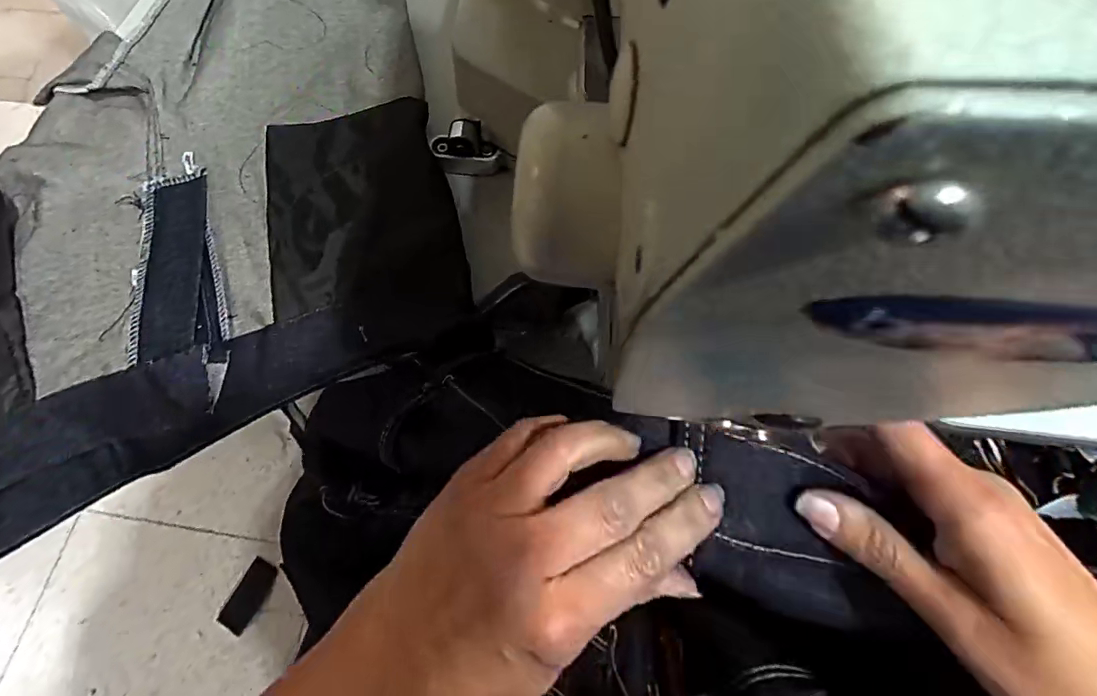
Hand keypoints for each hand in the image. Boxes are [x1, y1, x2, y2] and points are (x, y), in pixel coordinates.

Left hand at [273, 416, 723, 695]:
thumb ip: (620, 604)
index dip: (683, 525)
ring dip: (608, 440)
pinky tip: (576, 432)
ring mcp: (490, 508)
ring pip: (564, 451)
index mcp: (552, 617)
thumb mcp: (556, 658)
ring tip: (635, 443)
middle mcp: (525, 554)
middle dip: (661, 481)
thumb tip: (687, 578)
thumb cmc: (477, 677)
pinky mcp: (465, 482)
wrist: (385, 666)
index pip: (637, 559)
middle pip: (611, 503)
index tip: (712, 500)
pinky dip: (554, 427)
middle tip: (688, 461)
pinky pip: (520, 436)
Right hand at [794, 423, 1096, 695]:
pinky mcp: (1009, 523)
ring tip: (834, 492)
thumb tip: (815, 503)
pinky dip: (904, 493)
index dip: (847, 407)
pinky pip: (943, 487)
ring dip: (876, 472)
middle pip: (904, 440)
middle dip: (851, 446)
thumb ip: (881, 550)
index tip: (804, 411)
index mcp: (969, 498)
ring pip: (921, 463)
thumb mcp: (951, 613)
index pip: (895, 422)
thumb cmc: (1056, 670)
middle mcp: (987, 487)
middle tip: (806, 465)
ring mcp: (1001, 502)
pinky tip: (886, 519)